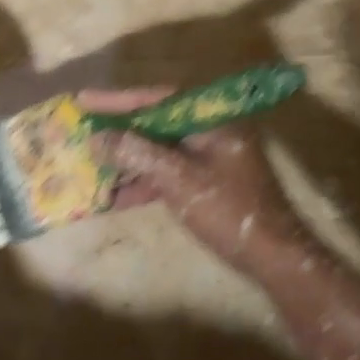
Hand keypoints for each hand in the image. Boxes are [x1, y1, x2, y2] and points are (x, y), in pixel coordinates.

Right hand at [82, 87, 315, 269]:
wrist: (276, 260)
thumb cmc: (229, 211)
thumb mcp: (178, 179)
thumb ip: (136, 153)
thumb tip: (97, 137)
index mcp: (211, 122)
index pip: (158, 99)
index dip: (118, 99)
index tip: (84, 99)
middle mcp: (209, 134)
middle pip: (154, 123)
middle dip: (118, 129)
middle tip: (82, 127)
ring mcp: (208, 161)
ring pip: (156, 150)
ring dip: (125, 159)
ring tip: (89, 162)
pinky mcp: (205, 185)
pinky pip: (164, 174)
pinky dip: (140, 183)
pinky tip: (111, 197)